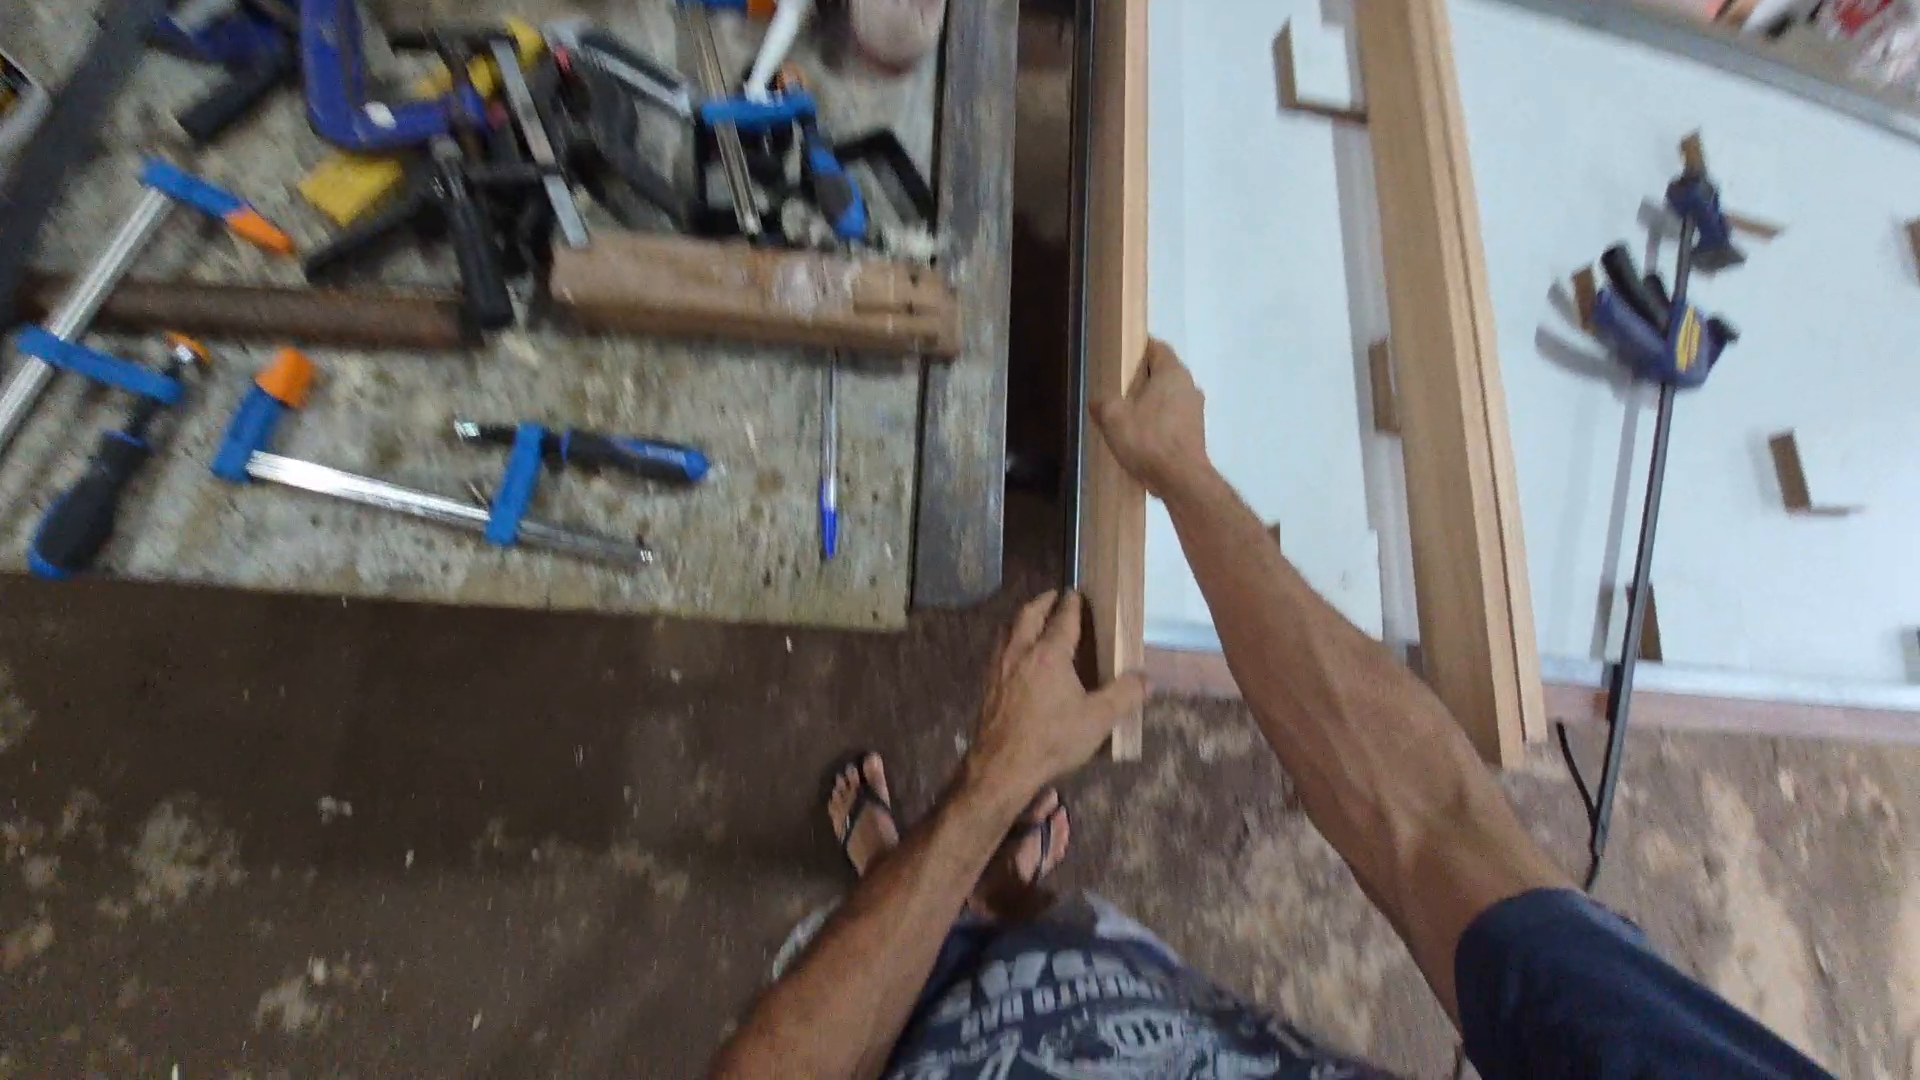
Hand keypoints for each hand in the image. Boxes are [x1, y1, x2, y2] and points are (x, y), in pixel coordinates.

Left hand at [965, 591, 1149, 799]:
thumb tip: (1147, 679)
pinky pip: (999, 648)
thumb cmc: (1052, 739)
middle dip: (1042, 602)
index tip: (1076, 593)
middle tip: (1053, 596)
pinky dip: (1010, 639)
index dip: (1072, 604)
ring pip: (1009, 629)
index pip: (1063, 619)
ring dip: (1023, 618)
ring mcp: (999, 666)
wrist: (1003, 765)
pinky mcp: (987, 683)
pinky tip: (1015, 653)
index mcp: (1049, 654)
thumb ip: (1124, 695)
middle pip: (1029, 615)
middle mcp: (1021, 651)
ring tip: (1033, 619)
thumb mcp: (1098, 720)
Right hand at [1091, 338, 1210, 498]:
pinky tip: (1141, 438)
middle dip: (1141, 380)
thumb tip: (1098, 400)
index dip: (1138, 349)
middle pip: (1162, 374)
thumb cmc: (1147, 439)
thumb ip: (1103, 402)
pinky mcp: (1195, 433)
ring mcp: (1195, 411)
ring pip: (1168, 398)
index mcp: (1172, 373)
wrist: (1180, 479)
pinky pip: (1172, 419)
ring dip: (1149, 403)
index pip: (1157, 348)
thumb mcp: (1113, 417)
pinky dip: (1158, 422)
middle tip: (1117, 390)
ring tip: (1126, 418)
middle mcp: (1189, 386)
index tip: (1121, 357)